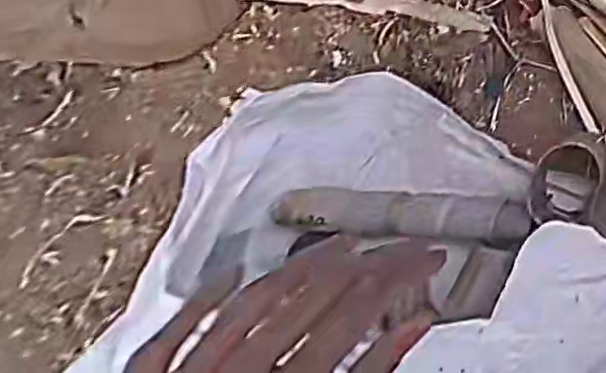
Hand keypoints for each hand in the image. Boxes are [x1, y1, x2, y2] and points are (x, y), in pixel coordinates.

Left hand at [125, 236, 444, 372]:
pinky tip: (232, 276)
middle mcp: (242, 372)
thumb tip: (411, 331)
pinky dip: (208, 298)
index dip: (404, 271)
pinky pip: (176, 332)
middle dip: (372, 259)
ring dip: (306, 264)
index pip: (362, 303)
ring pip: (259, 295)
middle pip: (320, 288)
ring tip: (341, 245)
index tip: (429, 259)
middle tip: (403, 249)